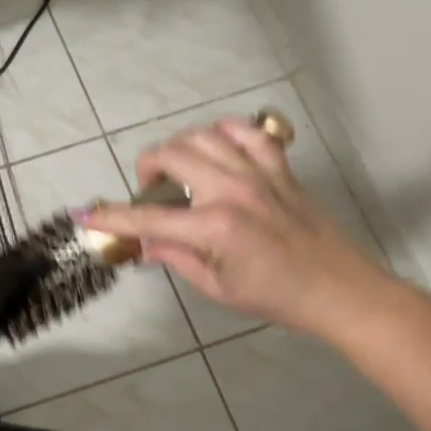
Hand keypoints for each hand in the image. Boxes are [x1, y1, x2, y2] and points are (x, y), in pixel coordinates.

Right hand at [83, 118, 397, 337]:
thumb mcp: (218, 288)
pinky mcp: (281, 170)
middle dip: (147, 167)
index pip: (148, 218)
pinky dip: (225, 131)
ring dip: (180, 147)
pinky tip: (216, 145)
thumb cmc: (279, 299)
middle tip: (150, 190)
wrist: (344, 293)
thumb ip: (176, 258)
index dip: (112, 216)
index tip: (86, 214)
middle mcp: (233, 192)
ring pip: (204, 135)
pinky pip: (248, 133)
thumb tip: (143, 244)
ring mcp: (259, 176)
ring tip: (180, 168)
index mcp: (215, 228)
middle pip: (172, 155)